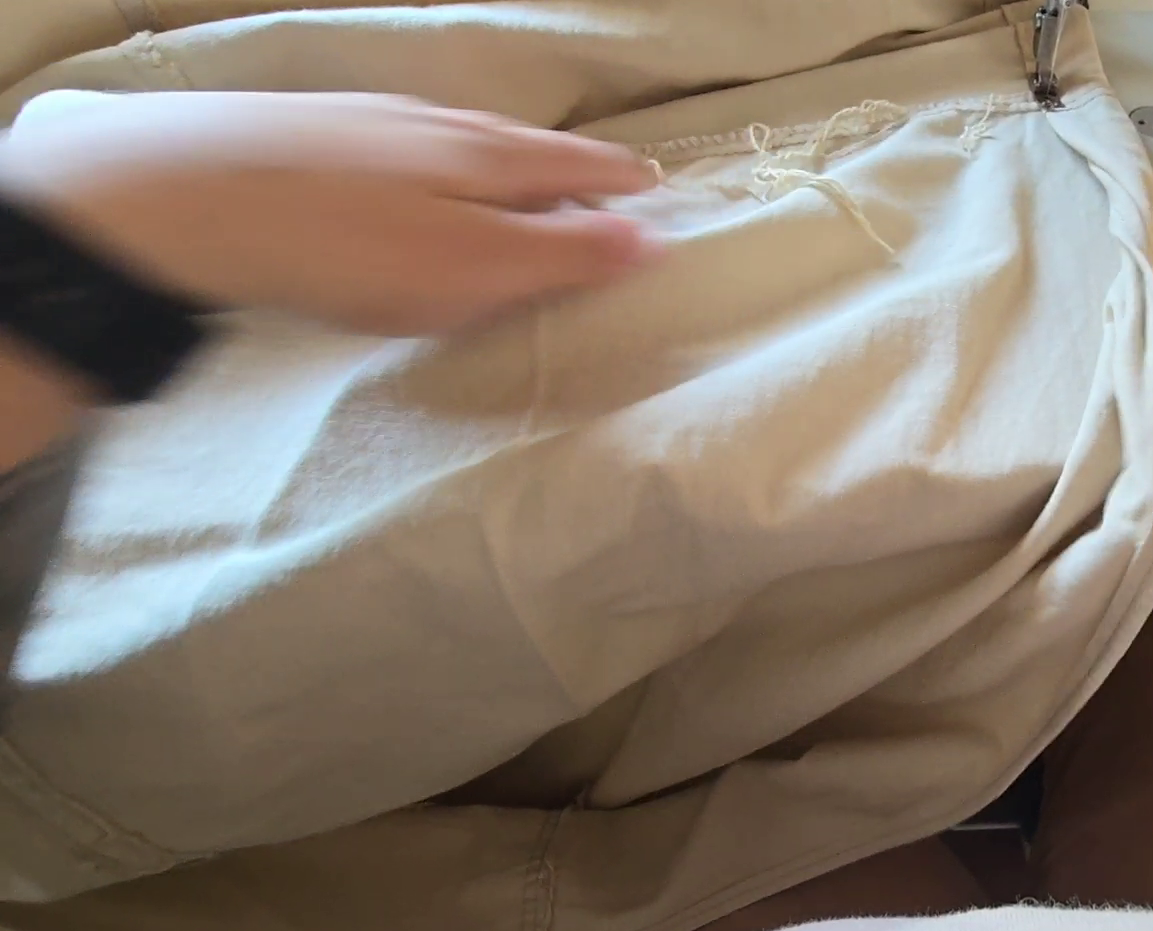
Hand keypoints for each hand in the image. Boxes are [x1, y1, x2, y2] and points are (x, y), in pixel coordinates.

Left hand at [0, 91, 660, 335]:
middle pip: (529, 143)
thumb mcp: (484, 266)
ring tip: (534, 177)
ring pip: (471, 137)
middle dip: (576, 164)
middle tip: (607, 181)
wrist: (176, 199)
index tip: (656, 184)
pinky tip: (438, 172)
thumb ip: (569, 252)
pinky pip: (420, 142)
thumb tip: (651, 238)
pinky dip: (455, 159)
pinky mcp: (322, 132)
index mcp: (490, 157)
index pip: (579, 163)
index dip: (621, 177)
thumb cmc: (358, 248)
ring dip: (516, 158)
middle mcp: (441, 125)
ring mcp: (377, 123)